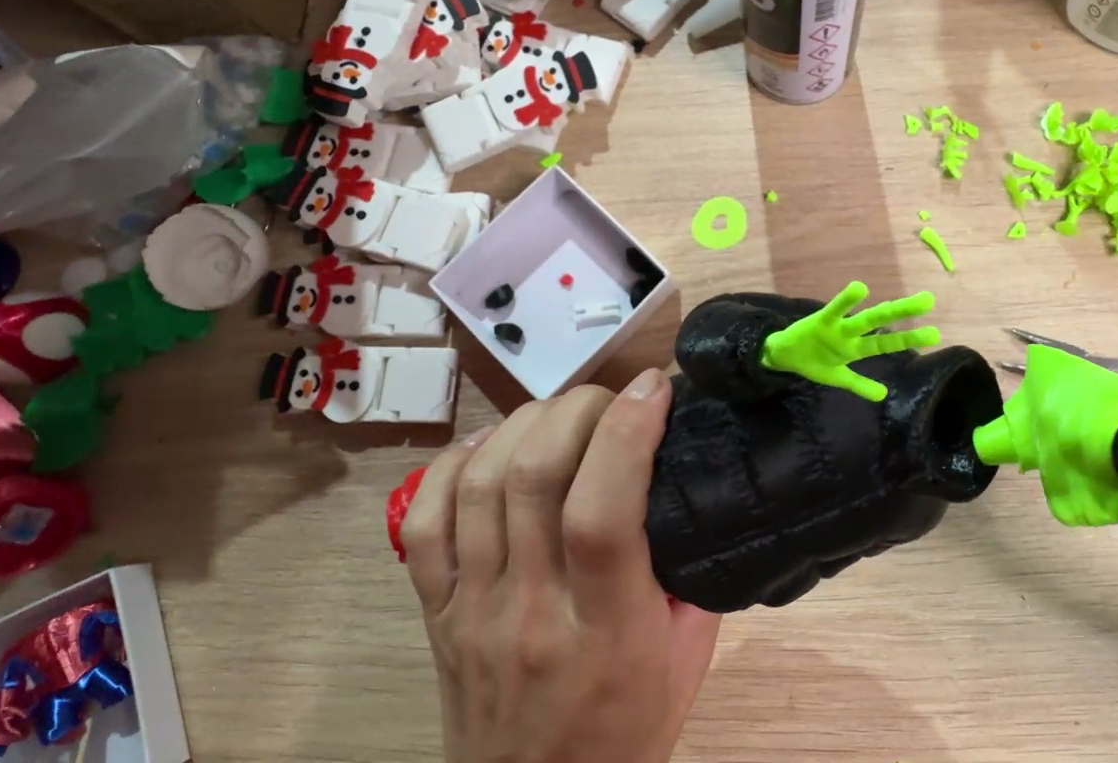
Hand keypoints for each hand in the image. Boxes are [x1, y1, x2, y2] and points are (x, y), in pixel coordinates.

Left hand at [399, 370, 720, 762]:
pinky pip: (424, 521)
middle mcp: (530, 613)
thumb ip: (694, 573)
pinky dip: (454, 464)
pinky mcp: (433, 613)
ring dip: (524, 423)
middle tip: (611, 398)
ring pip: (480, 486)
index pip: (603, 514)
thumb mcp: (688, 660)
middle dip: (577, 410)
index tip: (656, 389)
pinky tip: (493, 444)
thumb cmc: (626, 731)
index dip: (627, 434)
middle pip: (533, 479)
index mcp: (606, 631)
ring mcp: (471, 611)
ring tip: (561, 412)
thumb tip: (692, 483)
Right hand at [759, 280, 941, 400]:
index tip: (935, 332)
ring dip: (884, 310)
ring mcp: (838, 327)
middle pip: (882, 322)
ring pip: (865, 318)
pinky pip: (835, 310)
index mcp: (857, 348)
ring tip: (904, 299)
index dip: (909, 337)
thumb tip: (883, 395)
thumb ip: (860, 384)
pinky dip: (845, 301)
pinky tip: (859, 289)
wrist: (783, 355)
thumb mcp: (838, 377)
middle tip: (929, 299)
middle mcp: (852, 334)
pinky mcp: (820, 321)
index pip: (888, 342)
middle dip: (904, 311)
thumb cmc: (813, 361)